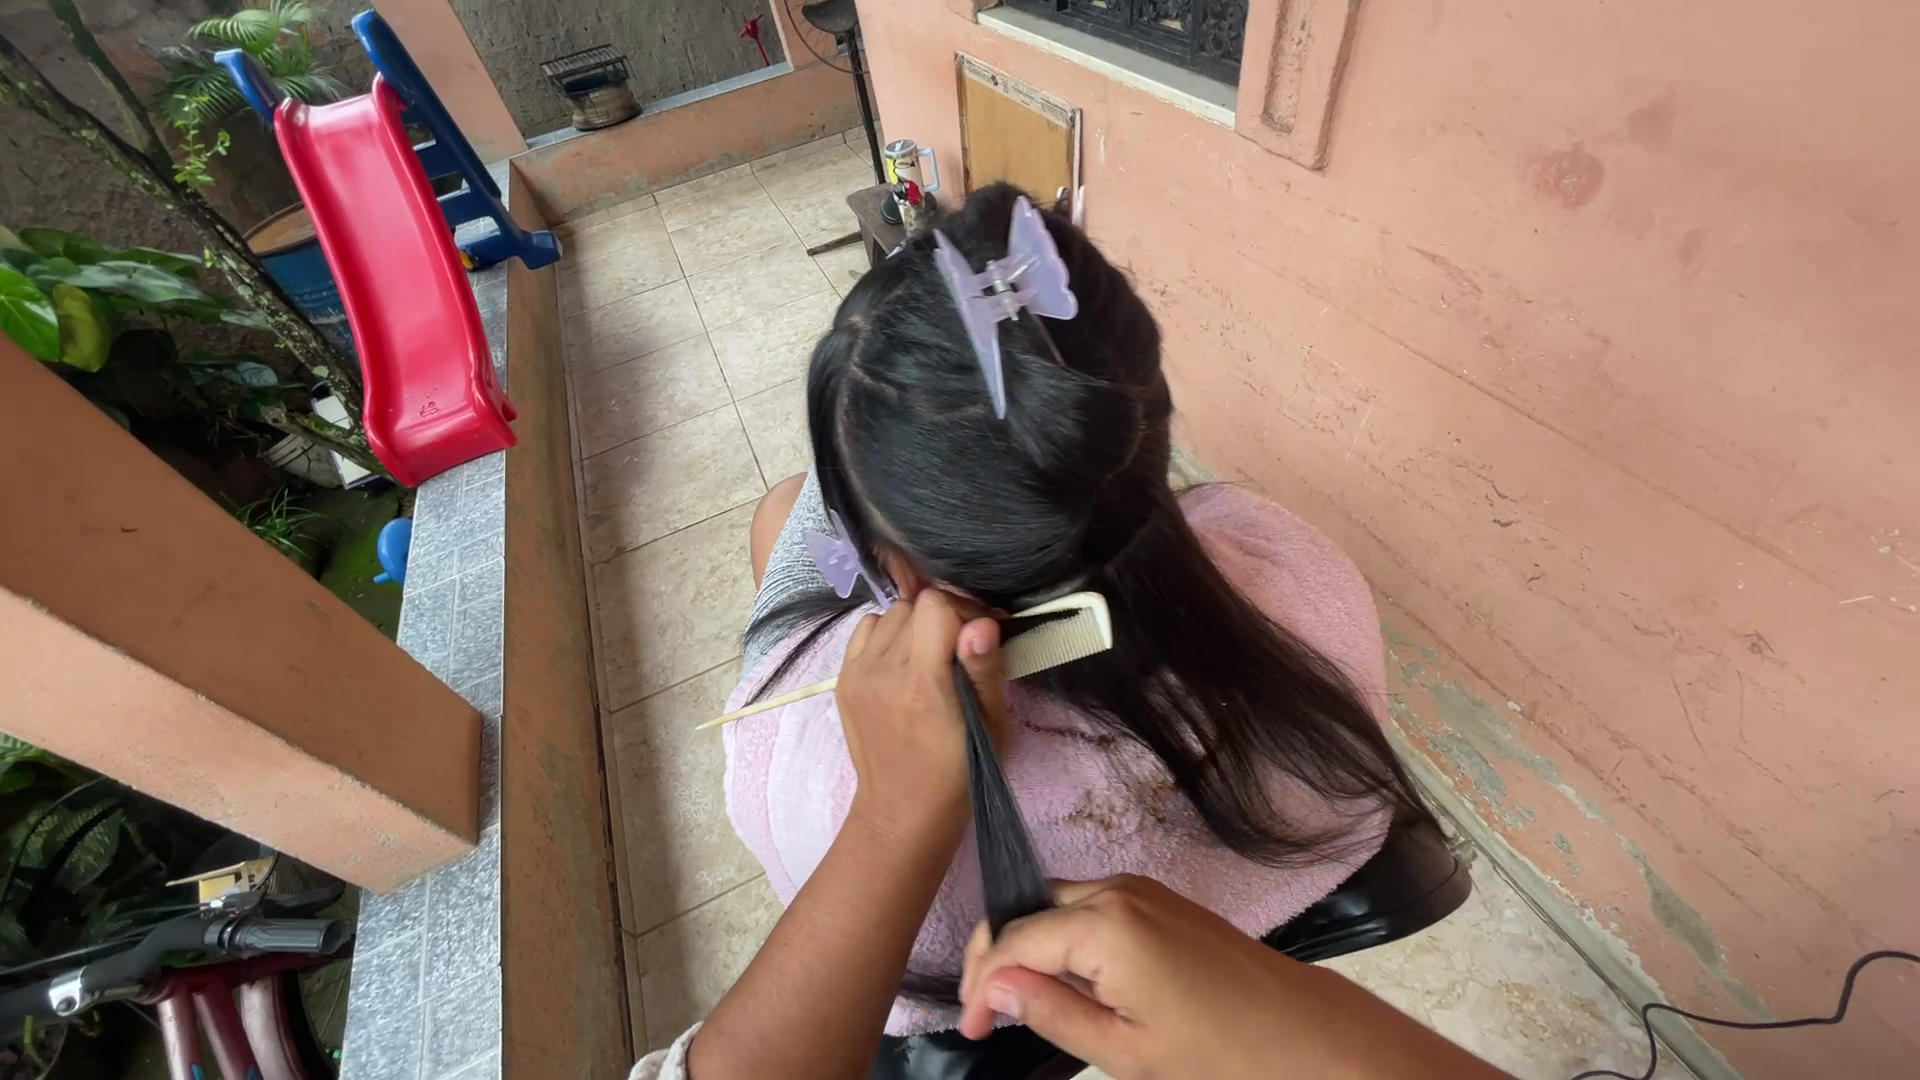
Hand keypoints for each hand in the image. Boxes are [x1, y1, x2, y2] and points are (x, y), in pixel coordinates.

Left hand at [837, 591, 1005, 847]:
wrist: (901, 810)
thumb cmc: (959, 771)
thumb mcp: (990, 725)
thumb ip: (984, 668)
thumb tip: (982, 622)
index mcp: (921, 684)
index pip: (937, 605)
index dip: (965, 611)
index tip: (981, 636)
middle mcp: (882, 672)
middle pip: (914, 604)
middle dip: (944, 617)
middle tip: (960, 648)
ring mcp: (856, 674)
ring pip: (890, 613)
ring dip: (916, 625)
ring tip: (931, 657)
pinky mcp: (842, 679)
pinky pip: (867, 629)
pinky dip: (888, 634)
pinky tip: (903, 662)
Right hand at [958, 876, 1510, 1079]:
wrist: (1305, 1034)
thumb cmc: (1217, 1054)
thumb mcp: (1127, 1050)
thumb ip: (1051, 1011)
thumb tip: (993, 988)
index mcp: (1105, 924)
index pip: (1016, 940)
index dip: (983, 981)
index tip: (970, 1028)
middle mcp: (1114, 887)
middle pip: (1029, 907)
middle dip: (997, 951)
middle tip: (984, 1009)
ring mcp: (1137, 886)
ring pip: (1056, 902)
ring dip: (1029, 942)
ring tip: (1016, 997)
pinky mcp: (1154, 895)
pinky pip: (1087, 904)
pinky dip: (1062, 935)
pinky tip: (1063, 976)